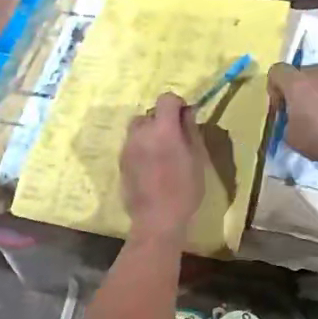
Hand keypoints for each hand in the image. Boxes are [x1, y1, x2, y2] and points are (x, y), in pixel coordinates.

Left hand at [121, 93, 204, 244]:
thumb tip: (187, 112)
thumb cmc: (184, 190)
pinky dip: (141, 146)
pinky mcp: (120, 161)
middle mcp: (140, 134)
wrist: (156, 218)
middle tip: (175, 138)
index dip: (177, 104)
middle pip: (149, 113)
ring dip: (150, 132)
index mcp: (162, 130)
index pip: (165, 99)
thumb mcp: (197, 158)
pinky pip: (131, 143)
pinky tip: (151, 165)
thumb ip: (190, 130)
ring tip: (162, 151)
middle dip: (162, 119)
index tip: (185, 118)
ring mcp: (127, 147)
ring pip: (138, 127)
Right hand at [268, 63, 317, 168]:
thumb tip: (292, 119)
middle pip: (300, 73)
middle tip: (298, 112)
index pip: (276, 71)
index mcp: (297, 83)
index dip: (273, 88)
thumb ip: (286, 121)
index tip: (281, 107)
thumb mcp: (290, 137)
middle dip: (295, 89)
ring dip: (315, 93)